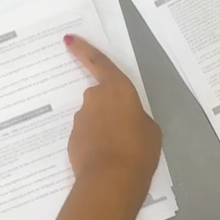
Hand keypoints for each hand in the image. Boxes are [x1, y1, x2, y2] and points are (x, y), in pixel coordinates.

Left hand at [65, 35, 160, 196]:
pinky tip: (107, 162)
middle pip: (100, 98)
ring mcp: (80, 120)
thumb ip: (136, 117)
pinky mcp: (72, 139)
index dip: (84, 50)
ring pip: (93, 120)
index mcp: (117, 89)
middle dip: (109, 111)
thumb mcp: (151, 129)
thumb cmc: (139, 150)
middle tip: (125, 133)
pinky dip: (95, 145)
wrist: (111, 180)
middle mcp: (94, 99)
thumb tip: (126, 122)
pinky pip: (87, 137)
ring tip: (120, 153)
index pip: (99, 63)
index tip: (69, 40)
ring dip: (103, 131)